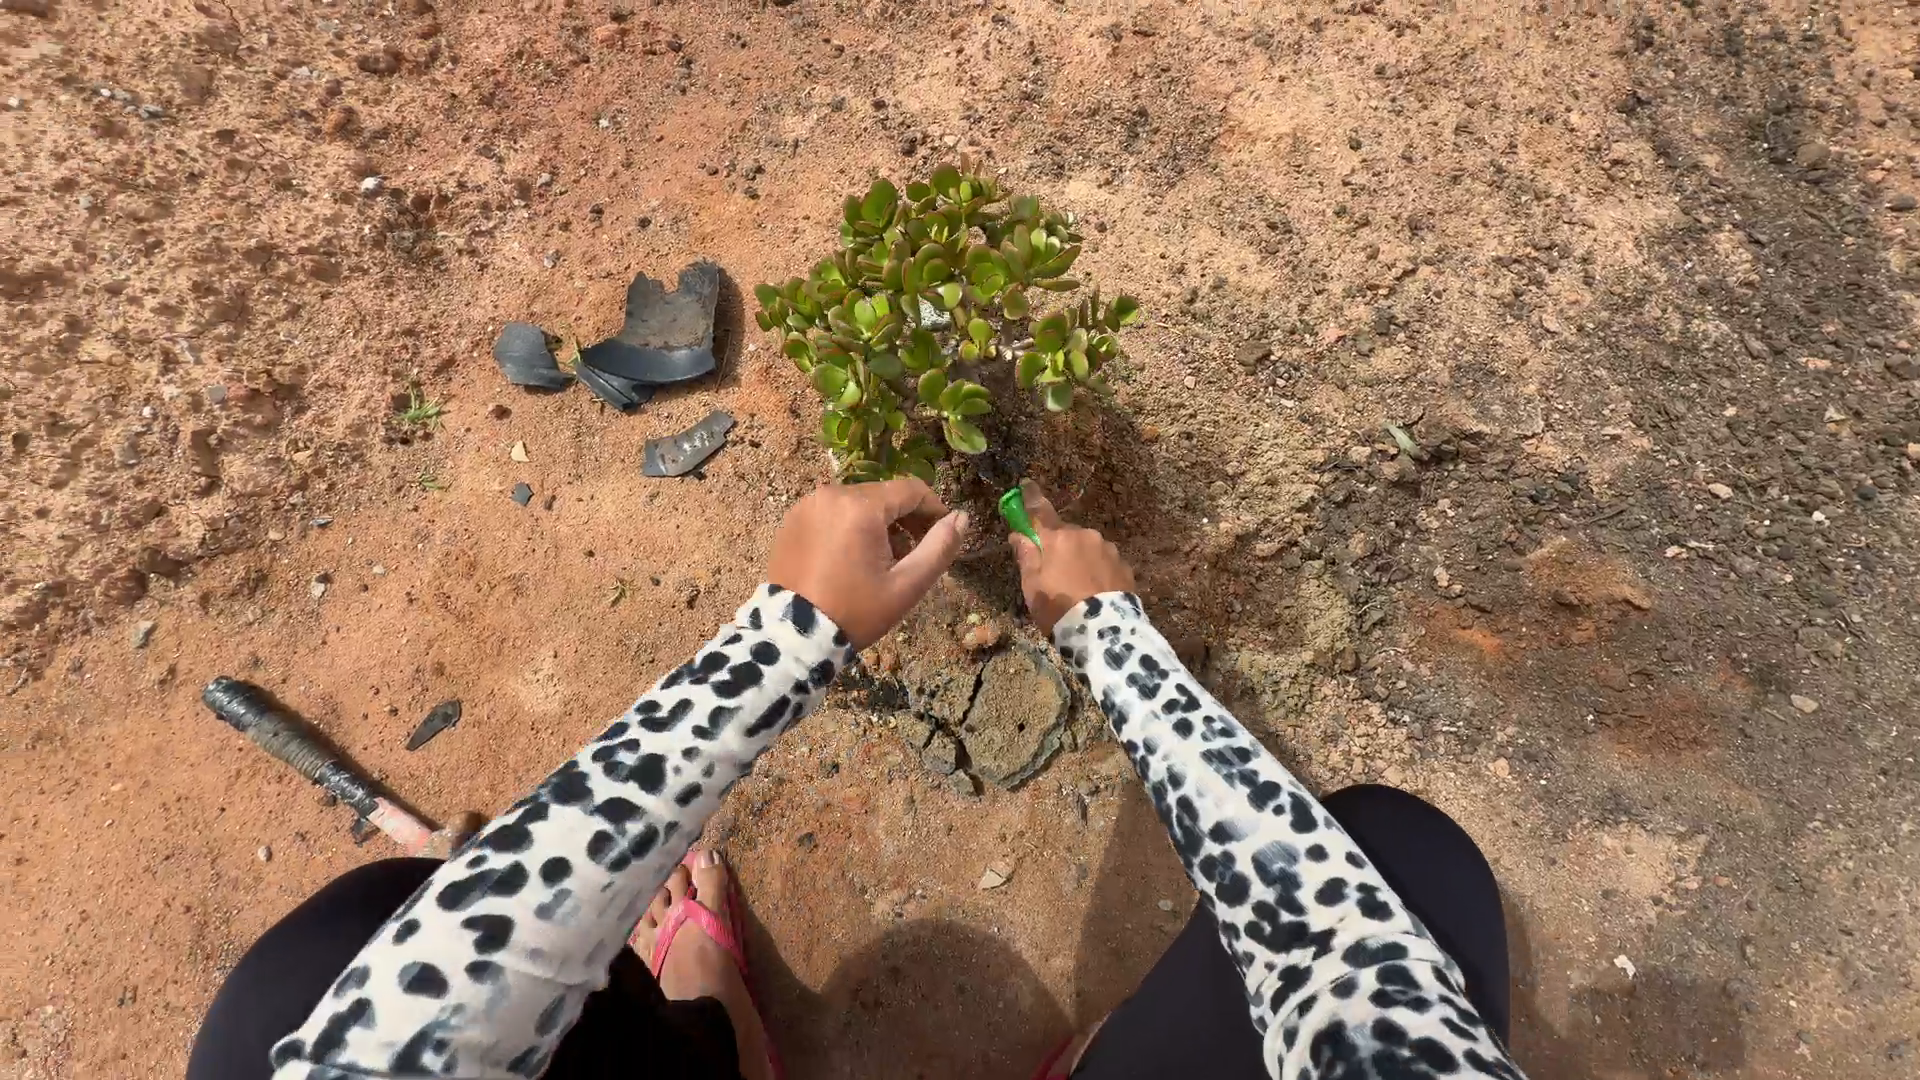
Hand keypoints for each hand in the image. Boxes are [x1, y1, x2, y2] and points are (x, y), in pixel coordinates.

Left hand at [767, 478, 969, 648]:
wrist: (793, 636)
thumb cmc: (855, 611)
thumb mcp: (907, 585)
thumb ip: (940, 548)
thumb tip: (962, 517)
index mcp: (860, 506)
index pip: (911, 490)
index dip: (934, 508)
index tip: (943, 533)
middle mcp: (831, 494)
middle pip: (884, 495)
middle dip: (906, 519)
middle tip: (916, 553)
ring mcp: (807, 505)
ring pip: (859, 503)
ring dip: (879, 524)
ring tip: (885, 561)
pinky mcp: (792, 520)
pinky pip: (833, 513)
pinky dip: (851, 527)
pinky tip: (855, 559)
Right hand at [1008, 482, 1134, 633]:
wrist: (1103, 632)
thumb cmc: (1059, 608)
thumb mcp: (1032, 586)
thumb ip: (1026, 556)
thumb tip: (1018, 535)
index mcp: (1057, 537)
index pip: (1040, 510)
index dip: (1030, 497)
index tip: (1025, 484)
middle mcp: (1084, 535)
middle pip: (1065, 533)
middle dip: (1058, 544)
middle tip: (1052, 570)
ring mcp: (1107, 549)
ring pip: (1086, 547)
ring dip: (1079, 558)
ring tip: (1076, 586)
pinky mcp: (1124, 565)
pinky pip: (1104, 562)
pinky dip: (1096, 570)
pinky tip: (1094, 591)